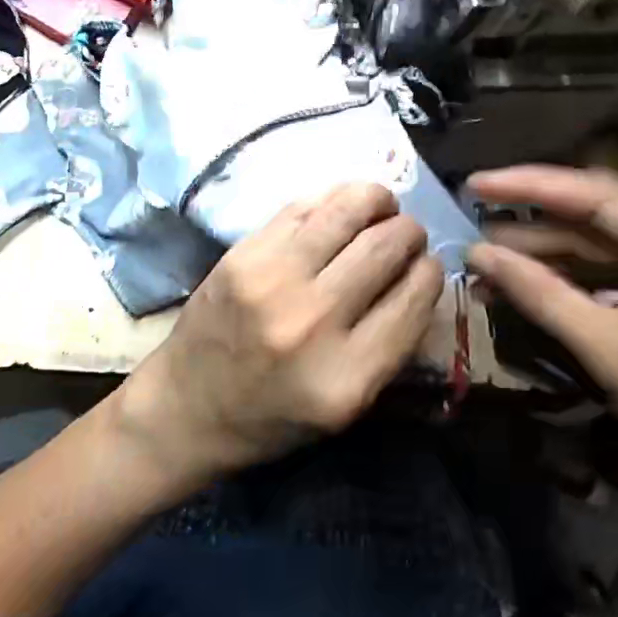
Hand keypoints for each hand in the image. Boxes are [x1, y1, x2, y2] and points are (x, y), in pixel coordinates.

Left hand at [112, 183, 444, 488]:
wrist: (187, 406)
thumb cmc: (273, 416)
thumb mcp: (347, 406)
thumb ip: (390, 344)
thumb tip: (420, 274)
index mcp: (349, 375)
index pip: (415, 297)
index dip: (430, 271)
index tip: (427, 264)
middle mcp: (313, 321)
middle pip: (385, 247)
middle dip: (408, 232)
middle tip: (406, 233)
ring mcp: (272, 280)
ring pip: (347, 211)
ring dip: (376, 199)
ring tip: (381, 205)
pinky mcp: (242, 255)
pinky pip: (302, 208)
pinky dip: (331, 200)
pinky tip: (340, 208)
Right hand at [465, 165, 617, 616]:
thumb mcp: (615, 355)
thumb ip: (542, 294)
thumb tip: (476, 253)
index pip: (604, 196)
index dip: (532, 185)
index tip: (475, 182)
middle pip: (610, 215)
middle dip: (537, 222)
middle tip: (475, 223)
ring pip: (617, 244)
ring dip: (555, 251)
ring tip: (492, 254)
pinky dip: (583, 275)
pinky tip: (538, 278)